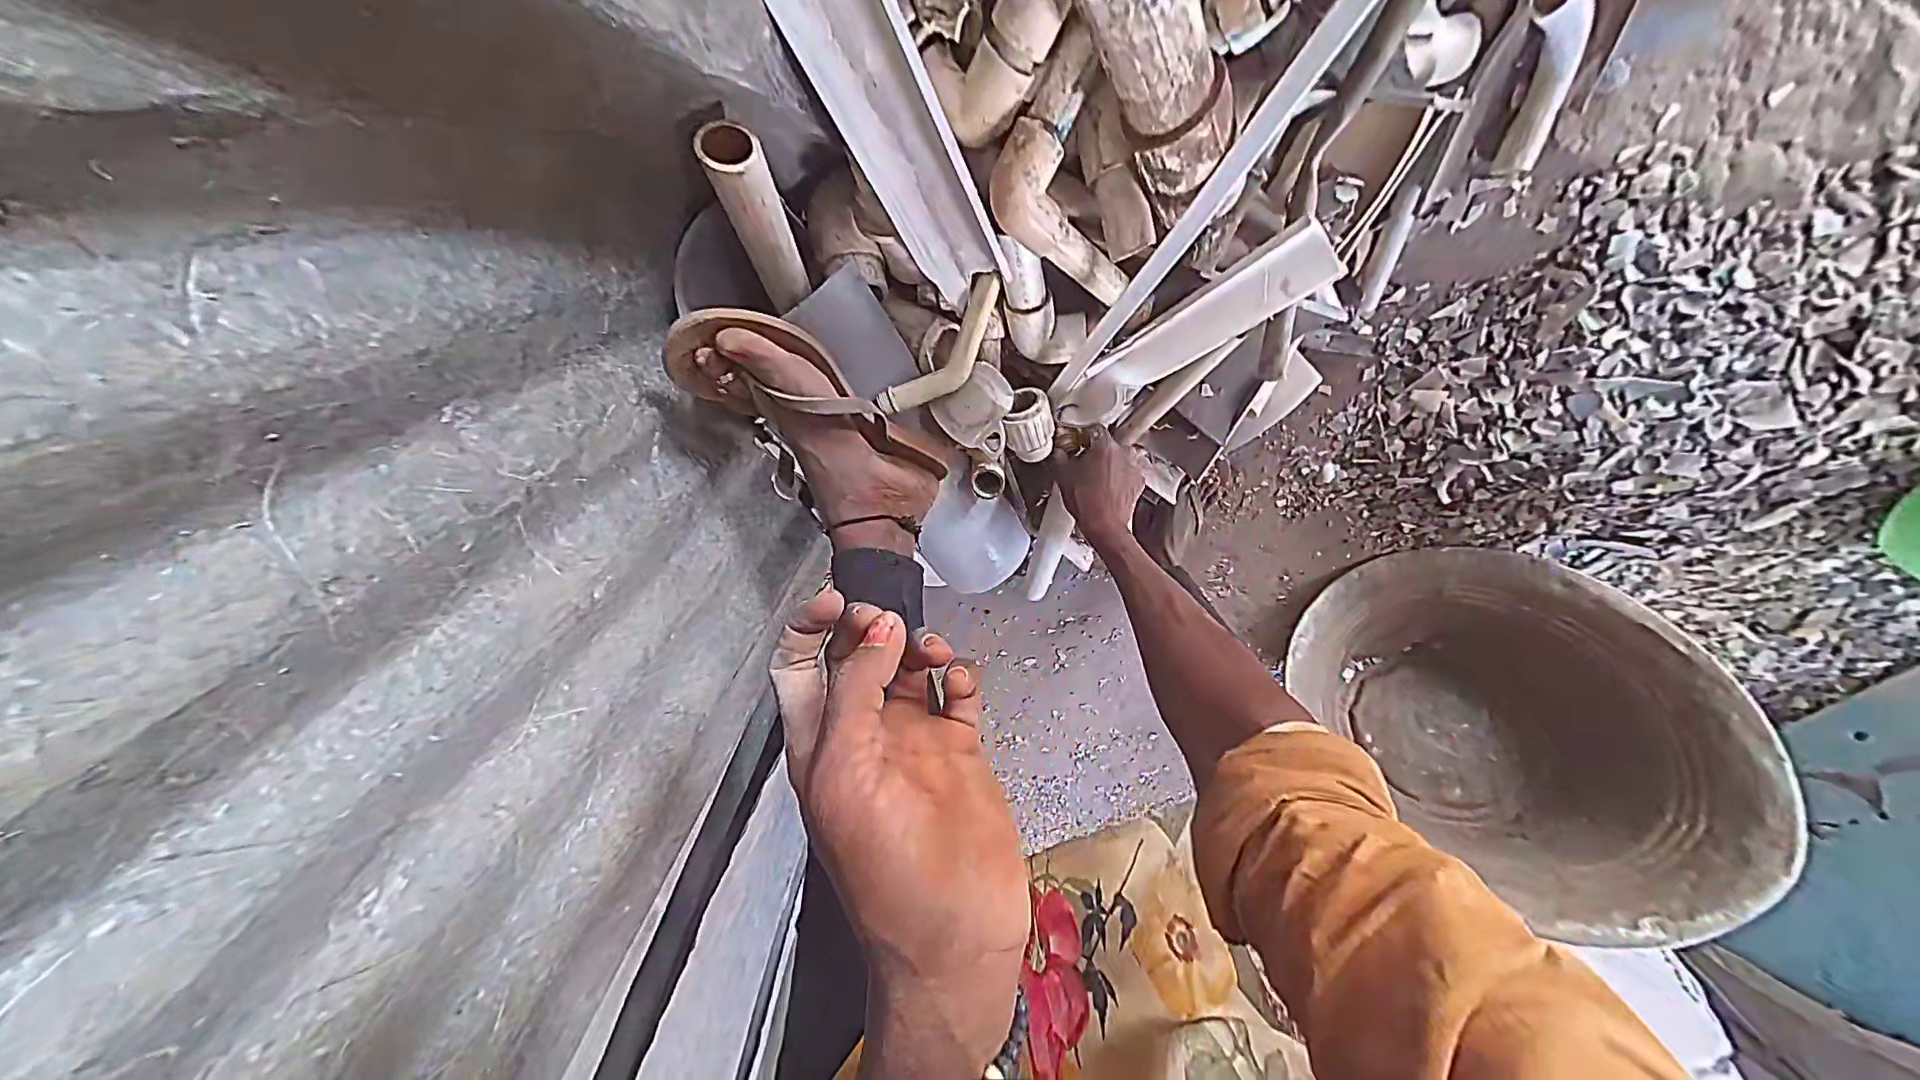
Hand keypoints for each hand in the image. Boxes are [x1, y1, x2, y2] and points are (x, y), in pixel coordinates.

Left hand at [770, 589, 1028, 1075]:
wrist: (956, 933)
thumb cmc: (888, 869)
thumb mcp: (847, 771)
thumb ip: (857, 691)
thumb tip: (877, 627)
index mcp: (821, 743)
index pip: (800, 667)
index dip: (810, 628)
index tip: (835, 600)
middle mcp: (864, 735)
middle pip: (858, 658)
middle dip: (869, 627)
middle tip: (888, 618)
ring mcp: (912, 740)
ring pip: (909, 669)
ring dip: (918, 646)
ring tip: (931, 651)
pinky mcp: (958, 749)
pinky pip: (955, 695)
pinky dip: (958, 677)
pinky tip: (959, 682)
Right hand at [1051, 425, 1146, 550]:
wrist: (1105, 526)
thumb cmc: (1088, 503)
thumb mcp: (1063, 476)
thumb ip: (1059, 457)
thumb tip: (1058, 453)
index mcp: (1104, 445)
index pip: (1094, 429)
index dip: (1082, 436)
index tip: (1078, 443)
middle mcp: (1123, 452)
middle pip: (1109, 443)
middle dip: (1097, 451)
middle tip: (1084, 463)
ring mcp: (1134, 467)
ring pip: (1120, 457)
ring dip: (1110, 463)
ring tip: (1096, 477)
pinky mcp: (1139, 482)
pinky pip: (1128, 472)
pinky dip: (1119, 476)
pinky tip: (1107, 486)